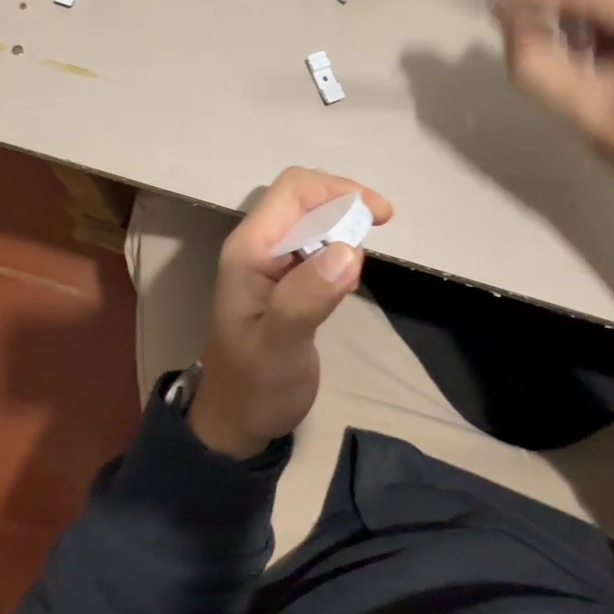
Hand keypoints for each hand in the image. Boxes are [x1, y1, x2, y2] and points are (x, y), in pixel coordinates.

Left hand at [187, 168, 392, 458]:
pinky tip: (349, 277)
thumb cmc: (254, 387)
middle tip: (378, 228)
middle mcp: (257, 247)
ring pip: (310, 218)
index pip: (293, 191)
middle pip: (303, 197)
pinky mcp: (285, 281)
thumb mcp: (280, 347)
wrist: (234, 423)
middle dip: (343, 201)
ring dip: (342, 224)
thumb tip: (349, 249)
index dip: (338, 190)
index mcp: (249, 250)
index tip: (379, 216)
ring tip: (362, 260)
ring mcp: (270, 263)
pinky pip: (314, 244)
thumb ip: (307, 297)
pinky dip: (338, 247)